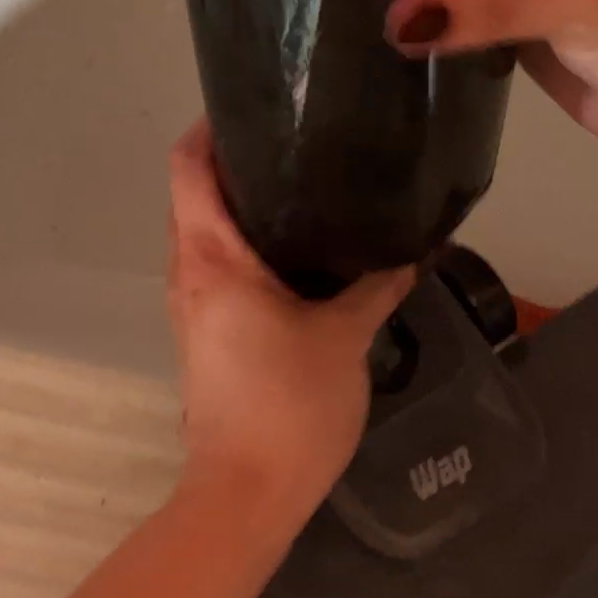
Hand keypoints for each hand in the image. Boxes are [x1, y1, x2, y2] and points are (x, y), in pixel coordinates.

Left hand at [165, 122, 415, 523]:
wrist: (245, 489)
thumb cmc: (289, 405)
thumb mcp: (344, 339)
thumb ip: (375, 286)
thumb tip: (411, 252)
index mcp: (210, 256)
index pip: (186, 167)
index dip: (207, 129)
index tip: (249, 109)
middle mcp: (186, 269)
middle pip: (191, 192)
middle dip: (232, 162)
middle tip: (291, 143)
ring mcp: (187, 300)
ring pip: (200, 229)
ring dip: (236, 204)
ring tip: (297, 185)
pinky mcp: (199, 327)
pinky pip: (210, 263)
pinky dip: (239, 242)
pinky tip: (290, 248)